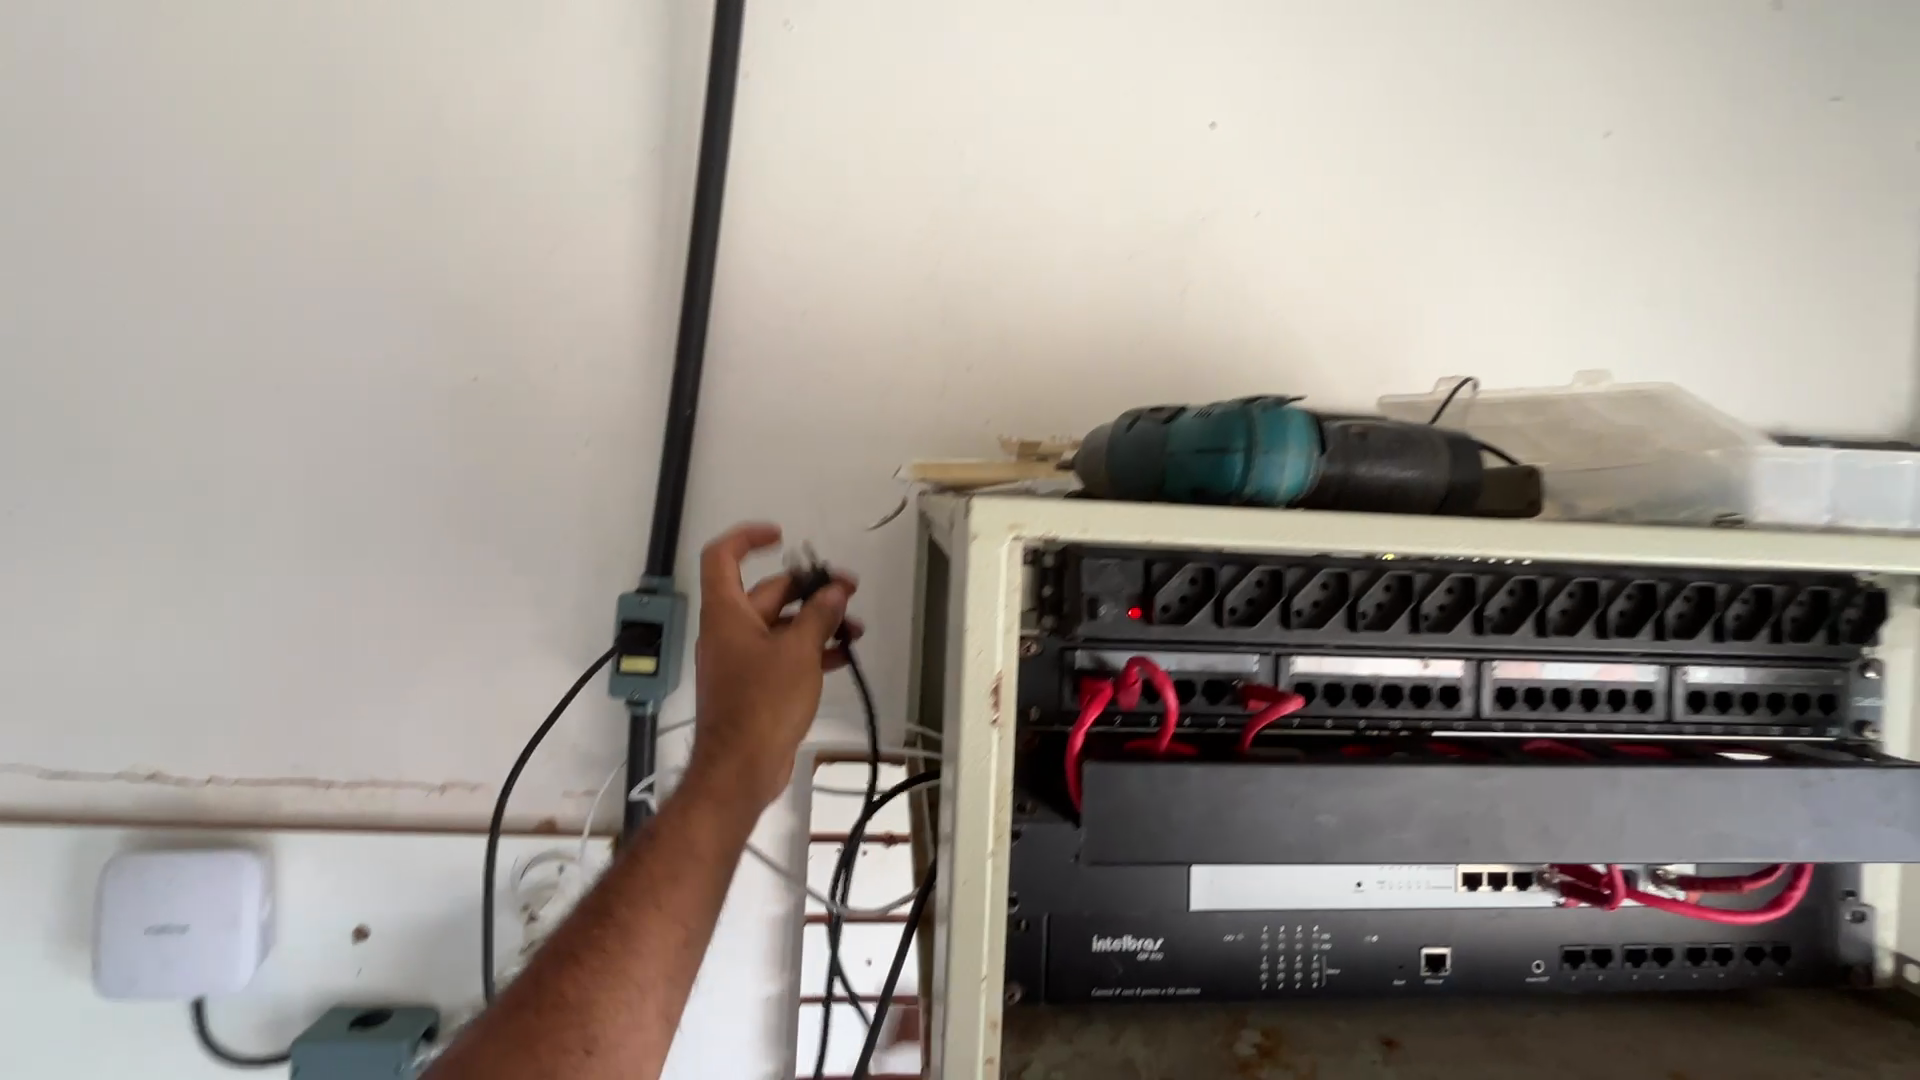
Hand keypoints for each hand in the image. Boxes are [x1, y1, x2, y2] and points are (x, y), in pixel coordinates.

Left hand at [685, 523, 861, 810]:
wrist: (742, 768)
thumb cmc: (763, 703)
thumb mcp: (799, 652)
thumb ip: (819, 616)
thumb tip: (834, 592)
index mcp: (727, 614)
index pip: (722, 557)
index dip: (748, 538)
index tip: (781, 536)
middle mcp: (729, 631)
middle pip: (767, 593)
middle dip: (809, 589)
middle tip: (847, 590)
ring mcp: (741, 660)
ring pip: (781, 626)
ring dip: (817, 622)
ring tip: (854, 627)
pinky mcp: (755, 685)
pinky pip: (784, 654)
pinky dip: (811, 649)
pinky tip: (843, 655)